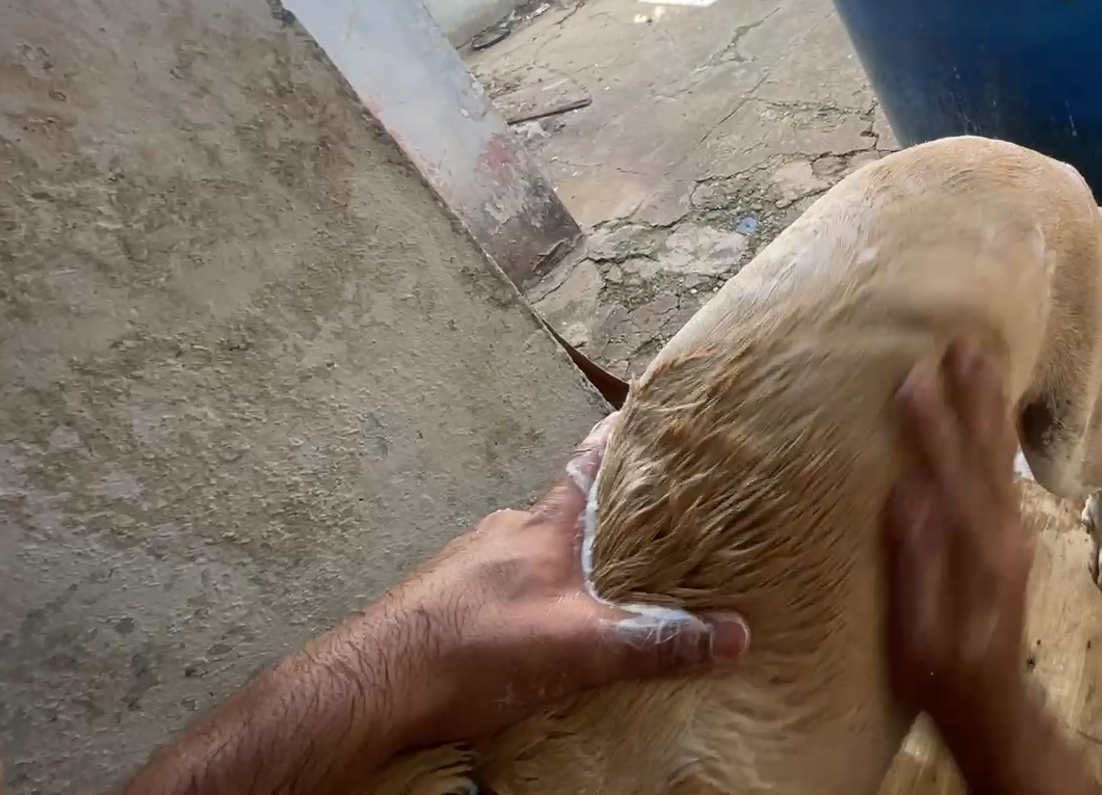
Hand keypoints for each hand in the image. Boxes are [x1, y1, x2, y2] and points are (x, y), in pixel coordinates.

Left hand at [121, 415, 750, 794]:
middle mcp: (509, 528)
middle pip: (567, 502)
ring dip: (566, 551)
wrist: (364, 688)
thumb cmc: (476, 646)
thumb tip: (738, 636)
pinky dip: (532, 584)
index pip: (591, 460)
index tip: (643, 412)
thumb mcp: (579, 647)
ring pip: (535, 542)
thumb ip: (655, 642)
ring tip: (600, 576)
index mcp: (546, 522)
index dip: (618, 434)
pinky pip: (505, 577)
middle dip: (604, 506)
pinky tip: (537, 619)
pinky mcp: (446, 595)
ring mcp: (472, 560)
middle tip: (646, 515)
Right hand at [884, 345, 1031, 742]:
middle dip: (974, 395)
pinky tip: (995, 412)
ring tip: (984, 360)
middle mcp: (1003, 531)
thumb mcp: (915, 632)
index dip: (929, 425)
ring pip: (1002, 454)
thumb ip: (913, 561)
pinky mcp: (1015, 534)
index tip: (913, 378)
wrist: (995, 706)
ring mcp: (1014, 531)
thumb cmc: (941, 673)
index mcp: (975, 551)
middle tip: (963, 345)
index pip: (949, 473)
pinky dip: (1001, 431)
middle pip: (986, 450)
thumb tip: (904, 492)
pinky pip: (1007, 469)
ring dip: (992, 404)